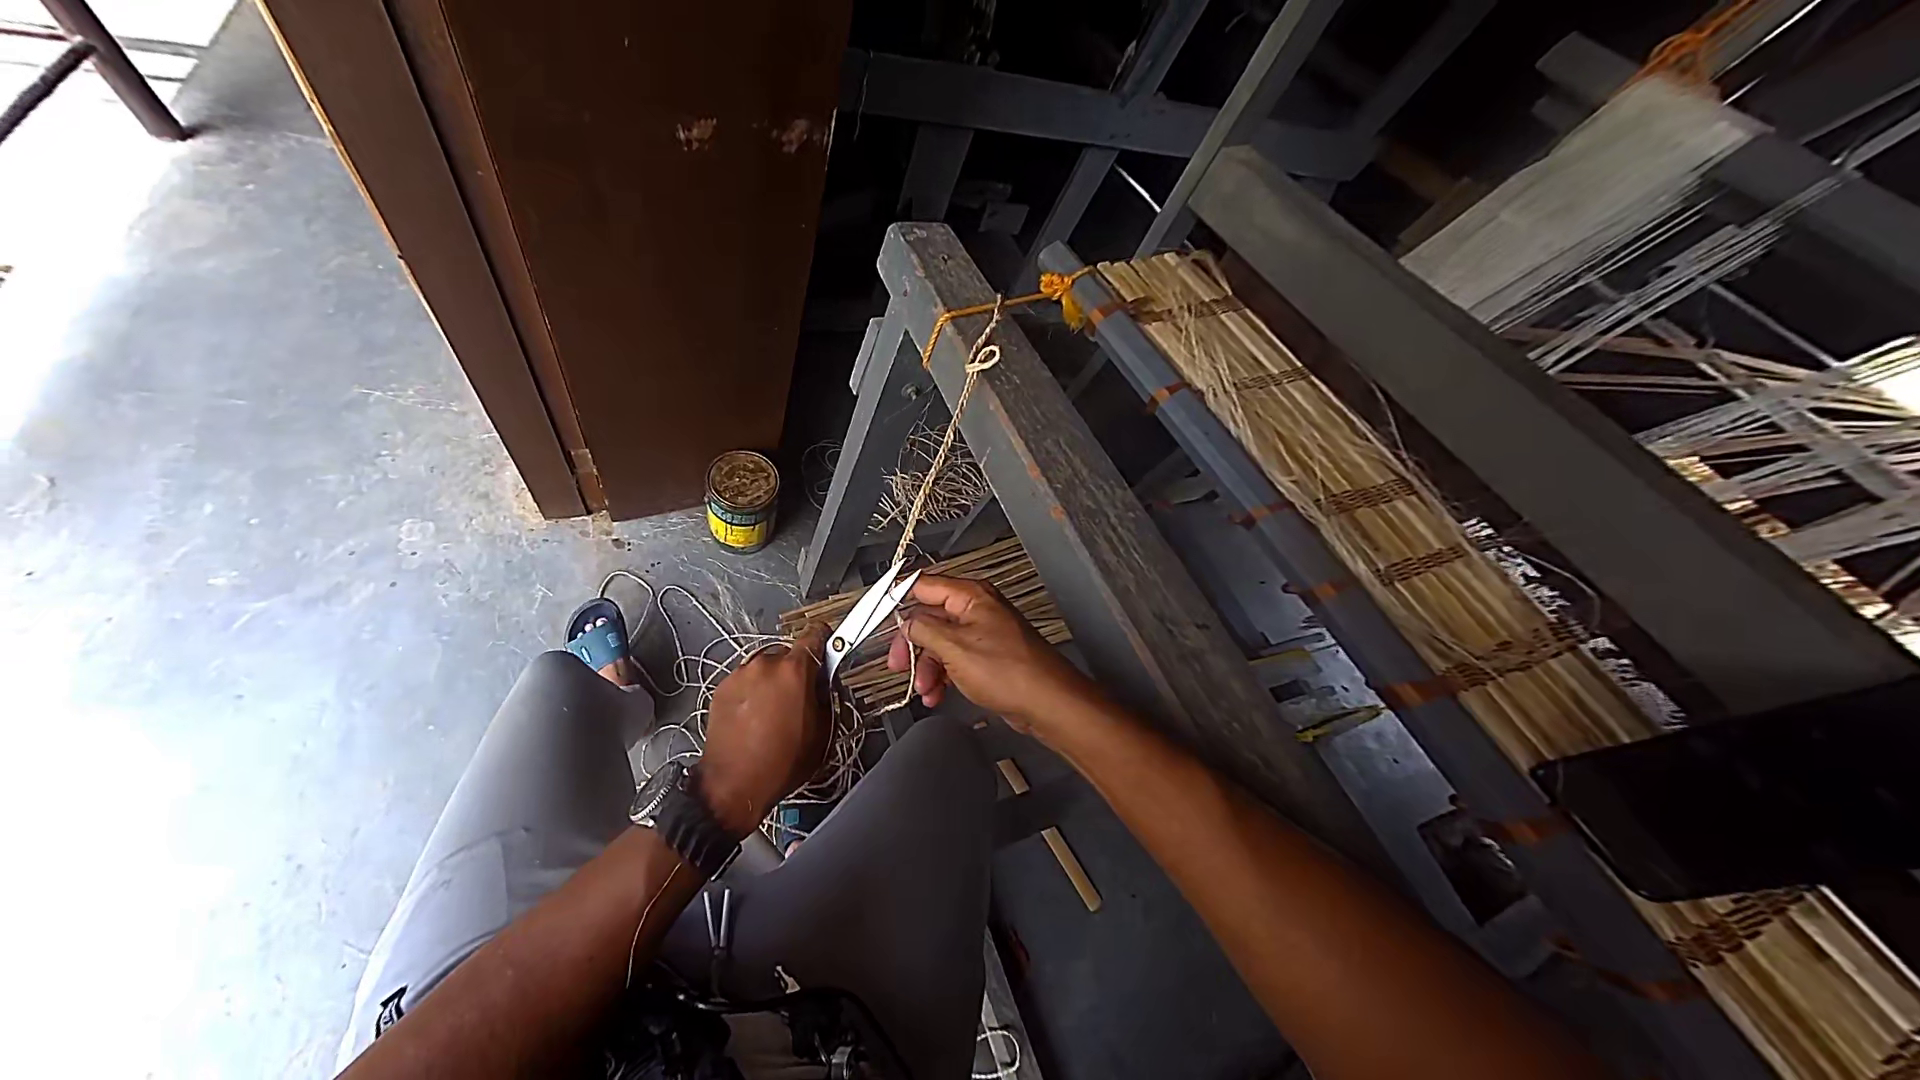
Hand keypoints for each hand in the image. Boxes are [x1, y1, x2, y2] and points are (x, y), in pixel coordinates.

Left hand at [697, 622, 828, 836]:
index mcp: (795, 671)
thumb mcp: (823, 730)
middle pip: (789, 654)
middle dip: (796, 672)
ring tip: (774, 714)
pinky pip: (745, 681)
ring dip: (772, 682)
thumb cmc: (779, 762)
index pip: (815, 634)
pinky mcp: (722, 688)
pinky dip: (752, 693)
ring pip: (766, 668)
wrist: (734, 784)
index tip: (828, 649)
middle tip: (800, 698)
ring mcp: (740, 675)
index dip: (825, 641)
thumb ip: (826, 695)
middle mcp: (765, 665)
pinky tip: (755, 719)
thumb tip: (825, 681)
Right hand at [885, 575, 1099, 732]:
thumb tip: (906, 621)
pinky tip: (937, 693)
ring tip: (925, 688)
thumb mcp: (954, 648)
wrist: (1046, 702)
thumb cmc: (1014, 672)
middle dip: (912, 645)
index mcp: (970, 596)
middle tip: (899, 663)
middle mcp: (977, 610)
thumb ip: (923, 629)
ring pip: (939, 643)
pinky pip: (954, 661)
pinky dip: (942, 676)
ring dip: (926, 667)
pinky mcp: (987, 657)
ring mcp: (983, 634)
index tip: (879, 617)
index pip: (923, 586)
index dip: (898, 601)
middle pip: (929, 618)